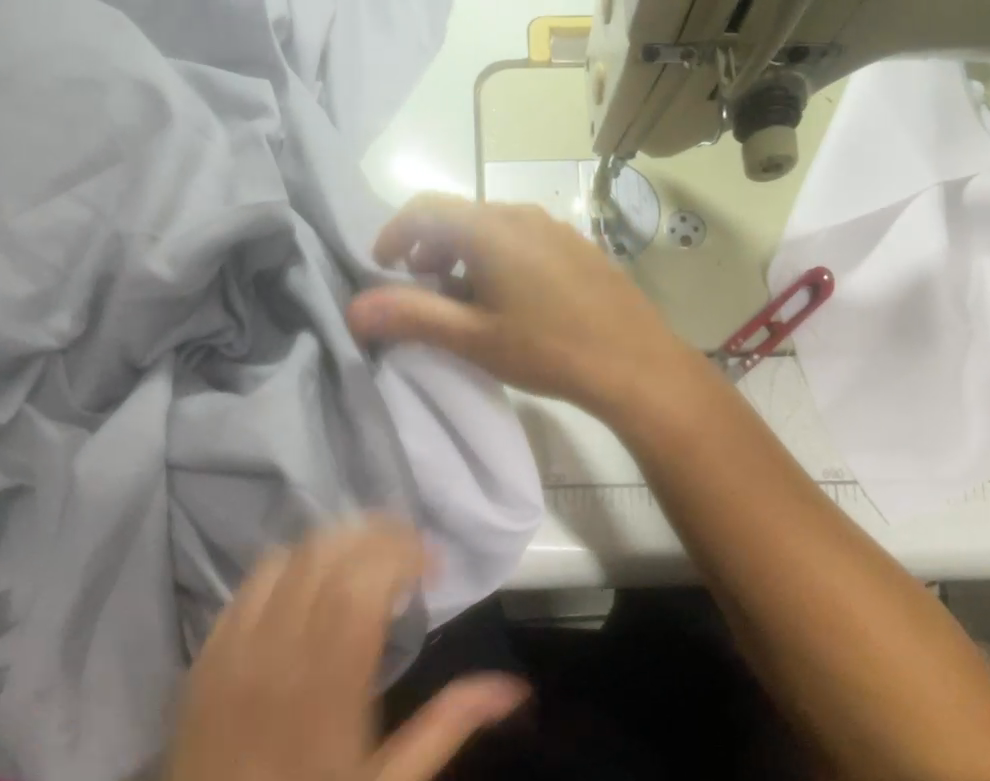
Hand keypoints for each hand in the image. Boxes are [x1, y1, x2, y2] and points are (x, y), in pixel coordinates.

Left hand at [124, 521, 528, 780]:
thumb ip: (444, 730)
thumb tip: (511, 688)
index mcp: (329, 689)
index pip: (363, 583)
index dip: (402, 553)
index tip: (435, 566)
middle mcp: (277, 654)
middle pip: (324, 557)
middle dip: (374, 537)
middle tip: (411, 556)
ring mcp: (233, 650)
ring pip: (284, 560)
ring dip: (332, 548)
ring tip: (365, 568)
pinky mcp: (206, 656)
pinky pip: (248, 587)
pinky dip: (289, 570)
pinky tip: (309, 592)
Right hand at [347, 193, 695, 416]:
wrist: (634, 363)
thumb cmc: (546, 350)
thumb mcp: (472, 338)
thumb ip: (412, 317)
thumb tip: (354, 308)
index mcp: (489, 230)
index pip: (424, 208)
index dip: (393, 233)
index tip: (381, 267)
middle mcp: (521, 216)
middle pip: (459, 217)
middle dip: (428, 249)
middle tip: (421, 290)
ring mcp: (555, 229)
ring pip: (492, 230)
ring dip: (463, 258)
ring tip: (463, 303)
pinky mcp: (578, 248)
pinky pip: (523, 242)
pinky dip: (497, 261)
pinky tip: (509, 304)